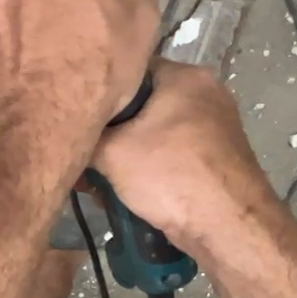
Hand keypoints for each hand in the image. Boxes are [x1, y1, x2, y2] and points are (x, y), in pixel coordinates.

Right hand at [90, 60, 281, 247]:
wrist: (225, 225)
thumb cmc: (169, 175)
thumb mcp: (111, 152)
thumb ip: (86, 135)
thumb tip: (70, 132)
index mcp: (184, 76)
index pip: (128, 72)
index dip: (97, 94)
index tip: (75, 117)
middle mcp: (205, 92)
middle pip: (140, 105)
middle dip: (109, 134)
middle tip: (83, 156)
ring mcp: (214, 125)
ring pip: (151, 133)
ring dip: (123, 156)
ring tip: (97, 181)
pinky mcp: (215, 155)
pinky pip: (168, 153)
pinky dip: (146, 168)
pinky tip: (124, 190)